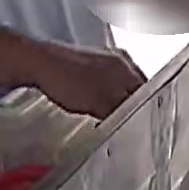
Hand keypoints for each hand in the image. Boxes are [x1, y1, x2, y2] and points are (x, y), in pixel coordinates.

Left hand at [29, 45, 145, 117]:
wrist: (38, 63)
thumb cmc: (66, 80)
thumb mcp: (99, 106)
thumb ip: (121, 115)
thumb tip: (135, 127)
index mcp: (126, 67)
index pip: (149, 94)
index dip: (148, 113)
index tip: (146, 129)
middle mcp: (120, 60)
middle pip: (137, 91)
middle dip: (135, 109)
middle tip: (132, 128)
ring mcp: (106, 61)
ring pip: (123, 89)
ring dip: (121, 105)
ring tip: (115, 119)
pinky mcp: (93, 65)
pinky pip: (110, 86)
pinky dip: (109, 99)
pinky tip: (102, 109)